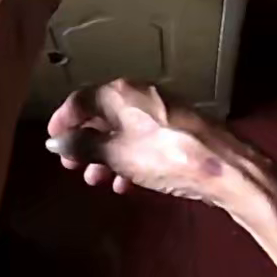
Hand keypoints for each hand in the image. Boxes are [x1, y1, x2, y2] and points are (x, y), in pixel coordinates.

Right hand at [45, 79, 267, 206]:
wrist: (225, 168)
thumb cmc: (163, 156)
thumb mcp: (116, 154)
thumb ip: (82, 146)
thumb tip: (54, 141)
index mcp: (119, 92)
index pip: (79, 101)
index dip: (62, 121)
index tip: (51, 142)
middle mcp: (137, 95)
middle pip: (100, 116)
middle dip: (83, 143)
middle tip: (71, 167)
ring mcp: (159, 111)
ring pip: (120, 131)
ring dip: (104, 155)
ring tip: (97, 181)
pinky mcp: (176, 129)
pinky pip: (141, 140)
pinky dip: (127, 158)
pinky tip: (126, 184)